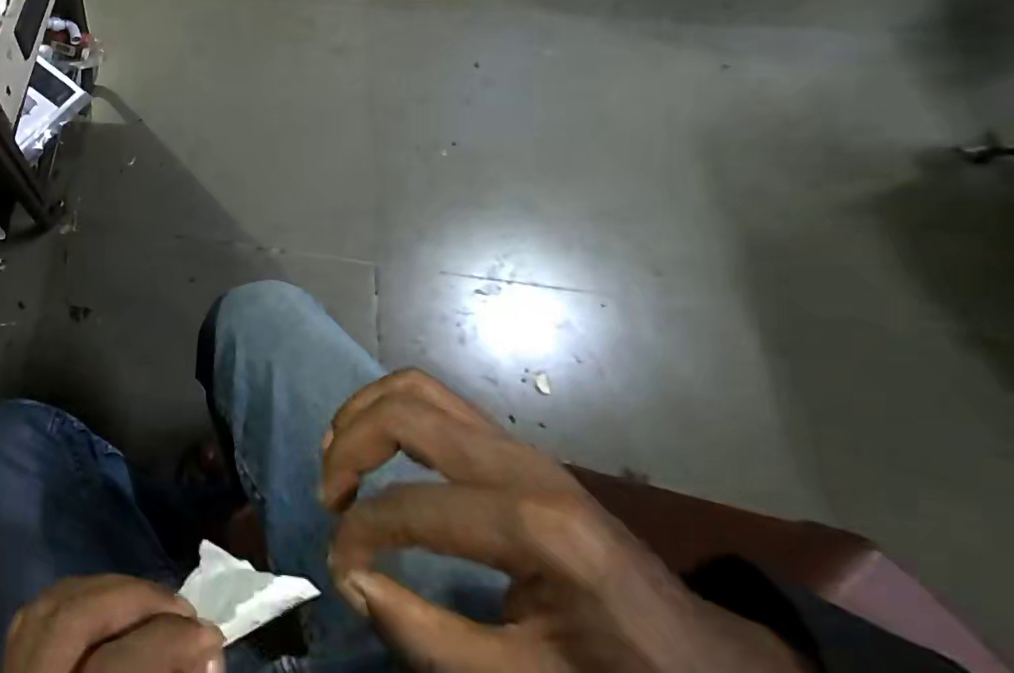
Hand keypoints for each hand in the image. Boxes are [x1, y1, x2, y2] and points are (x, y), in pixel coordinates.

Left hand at [4, 575, 224, 672]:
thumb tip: (204, 649)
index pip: (113, 669)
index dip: (167, 643)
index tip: (210, 636)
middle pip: (73, 621)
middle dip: (133, 601)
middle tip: (183, 609)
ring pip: (51, 606)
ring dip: (107, 590)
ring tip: (154, 600)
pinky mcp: (8, 667)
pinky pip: (36, 615)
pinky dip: (76, 597)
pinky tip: (111, 602)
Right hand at [318, 370, 808, 672]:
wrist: (704, 658)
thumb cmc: (620, 672)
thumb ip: (428, 637)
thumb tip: (351, 579)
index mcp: (538, 527)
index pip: (413, 506)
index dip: (359, 533)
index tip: (340, 568)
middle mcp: (523, 465)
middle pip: (405, 414)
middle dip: (348, 447)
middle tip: (329, 498)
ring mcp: (519, 446)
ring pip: (414, 389)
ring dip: (362, 415)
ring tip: (337, 461)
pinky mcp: (513, 447)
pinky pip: (433, 400)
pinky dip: (387, 412)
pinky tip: (372, 447)